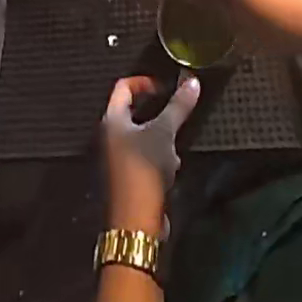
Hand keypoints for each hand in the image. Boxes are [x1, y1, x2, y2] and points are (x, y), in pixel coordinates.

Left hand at [99, 75, 199, 233]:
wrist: (135, 220)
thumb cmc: (144, 169)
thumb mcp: (164, 133)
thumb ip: (177, 106)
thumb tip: (192, 81)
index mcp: (112, 120)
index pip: (123, 87)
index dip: (143, 81)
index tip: (164, 86)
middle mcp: (109, 136)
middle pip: (133, 111)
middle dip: (157, 112)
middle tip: (174, 113)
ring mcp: (115, 158)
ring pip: (141, 135)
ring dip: (160, 136)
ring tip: (174, 145)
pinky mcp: (126, 176)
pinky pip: (143, 155)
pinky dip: (157, 155)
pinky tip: (170, 167)